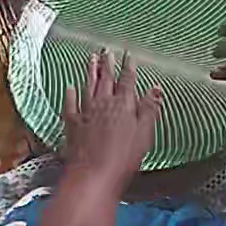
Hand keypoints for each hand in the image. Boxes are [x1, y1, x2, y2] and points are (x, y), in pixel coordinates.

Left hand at [61, 50, 160, 191]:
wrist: (92, 175)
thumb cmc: (124, 158)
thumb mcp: (144, 135)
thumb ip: (148, 110)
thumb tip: (155, 88)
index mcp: (123, 105)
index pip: (128, 81)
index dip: (129, 67)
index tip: (129, 55)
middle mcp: (103, 104)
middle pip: (106, 79)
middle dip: (107, 64)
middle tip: (106, 50)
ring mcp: (85, 112)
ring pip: (88, 86)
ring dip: (90, 72)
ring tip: (91, 58)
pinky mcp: (72, 124)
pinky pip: (70, 105)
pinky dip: (70, 94)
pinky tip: (70, 87)